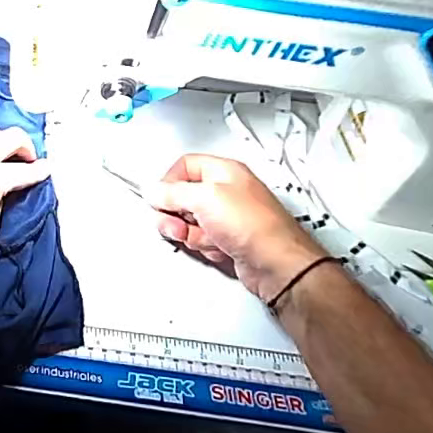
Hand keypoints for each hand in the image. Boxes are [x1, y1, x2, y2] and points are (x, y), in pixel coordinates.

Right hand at [147, 154, 327, 303]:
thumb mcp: (204, 198)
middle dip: (175, 213)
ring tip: (204, 237)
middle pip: (182, 196)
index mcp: (224, 171)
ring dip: (189, 233)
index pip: (184, 166)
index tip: (160, 198)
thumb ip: (172, 192)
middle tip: (178, 222)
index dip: (168, 182)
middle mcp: (226, 192)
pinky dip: (203, 246)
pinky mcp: (227, 239)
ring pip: (188, 221)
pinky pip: (200, 239)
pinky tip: (217, 247)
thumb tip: (154, 190)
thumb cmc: (256, 227)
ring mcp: (226, 217)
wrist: (278, 266)